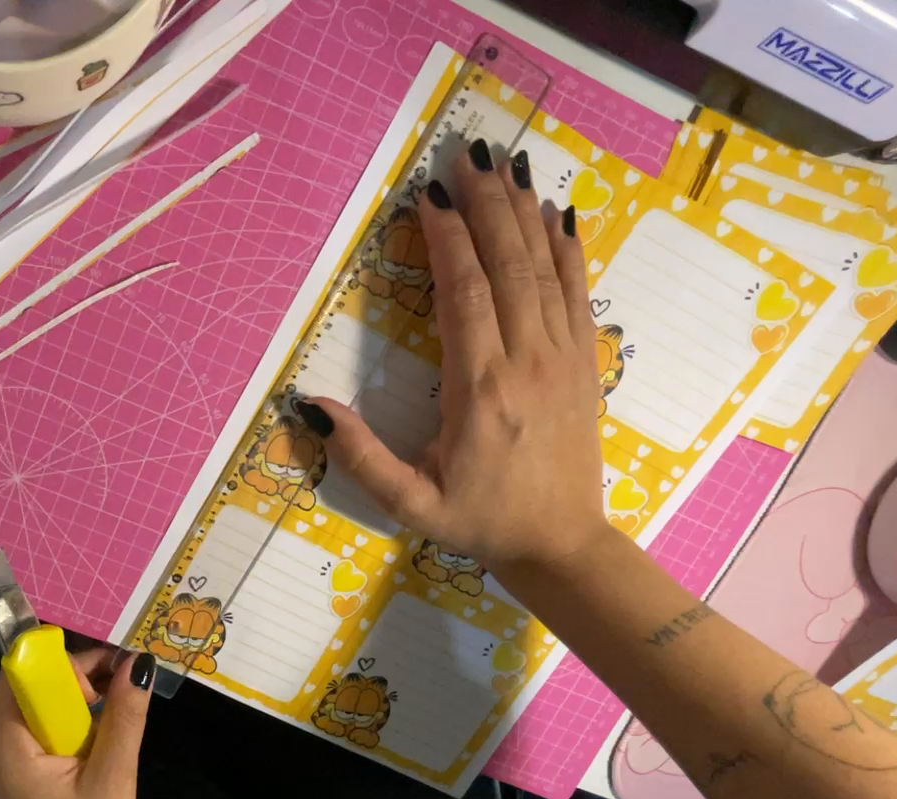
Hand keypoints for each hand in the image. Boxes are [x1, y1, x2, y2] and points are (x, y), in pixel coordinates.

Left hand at [0, 647, 155, 798]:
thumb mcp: (113, 778)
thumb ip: (124, 717)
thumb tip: (138, 664)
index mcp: (6, 745)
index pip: (21, 674)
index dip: (63, 663)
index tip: (107, 671)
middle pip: (28, 689)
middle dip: (75, 680)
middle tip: (121, 688)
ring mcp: (3, 766)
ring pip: (36, 711)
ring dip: (76, 703)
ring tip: (118, 711)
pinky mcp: (18, 780)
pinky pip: (39, 734)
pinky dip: (69, 727)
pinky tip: (101, 739)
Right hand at [303, 141, 607, 575]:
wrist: (561, 545)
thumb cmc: (479, 522)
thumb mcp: (408, 503)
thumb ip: (361, 457)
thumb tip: (312, 407)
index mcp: (480, 388)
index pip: (464, 293)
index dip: (448, 238)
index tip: (430, 194)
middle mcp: (527, 359)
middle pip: (508, 264)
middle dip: (487, 205)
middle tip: (468, 155)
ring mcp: (564, 356)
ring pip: (545, 269)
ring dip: (524, 213)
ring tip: (509, 165)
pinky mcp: (584, 363)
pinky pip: (578, 292)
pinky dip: (567, 249)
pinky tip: (558, 215)